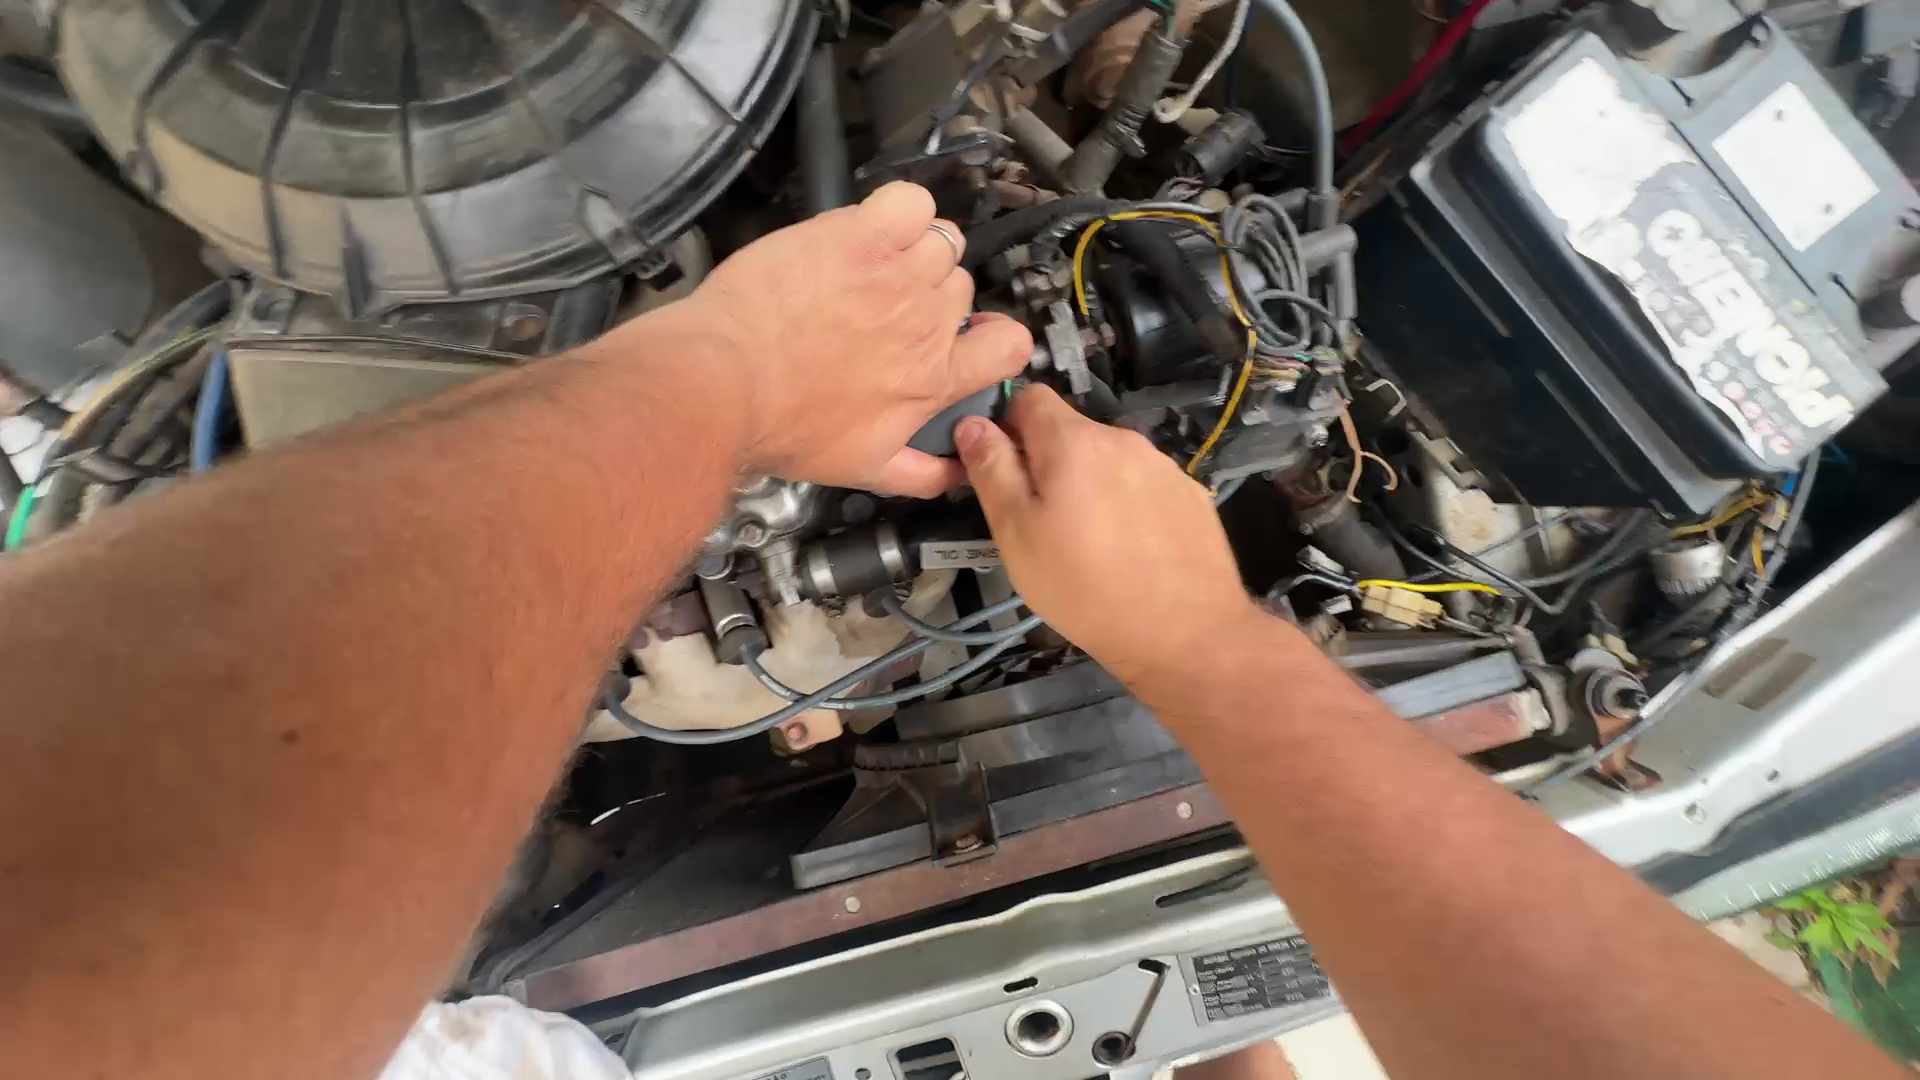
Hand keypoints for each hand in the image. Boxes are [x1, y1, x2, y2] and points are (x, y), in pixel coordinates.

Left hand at [681, 182, 1031, 495]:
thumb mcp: (865, 471)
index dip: (996, 339)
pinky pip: (911, 202)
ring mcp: (896, 273)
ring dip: (917, 252)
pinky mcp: (858, 235)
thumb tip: (958, 473)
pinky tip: (872, 231)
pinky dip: (901, 211)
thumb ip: (924, 475)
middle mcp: (926, 322)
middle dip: (933, 297)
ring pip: (943, 242)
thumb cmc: (786, 427)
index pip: (1010, 346)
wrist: (725, 385)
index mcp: (932, 378)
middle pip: (963, 289)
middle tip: (887, 310)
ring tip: (875, 269)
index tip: (970, 338)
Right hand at [955, 385, 1259, 672]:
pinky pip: (1144, 486)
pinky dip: (1128, 504)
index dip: (1008, 425)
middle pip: (1072, 432)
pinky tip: (1131, 550)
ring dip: (1091, 484)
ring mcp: (1164, 466)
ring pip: (1109, 461)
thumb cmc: (1082, 584)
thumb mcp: (1015, 532)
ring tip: (1090, 542)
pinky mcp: (1191, 496)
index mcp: (1074, 440)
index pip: (1030, 397)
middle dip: (1050, 463)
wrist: (1183, 632)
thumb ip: (992, 470)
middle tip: (1042, 522)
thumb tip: (972, 422)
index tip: (1004, 470)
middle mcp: (1123, 439)